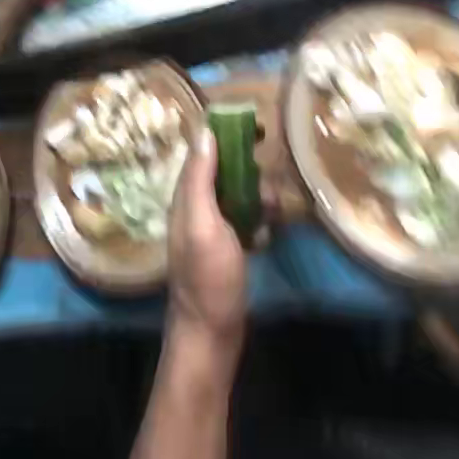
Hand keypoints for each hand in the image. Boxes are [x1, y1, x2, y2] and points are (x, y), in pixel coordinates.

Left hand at [166, 128, 247, 348]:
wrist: (213, 334)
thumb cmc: (208, 277)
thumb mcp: (203, 222)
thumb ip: (200, 178)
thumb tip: (204, 131)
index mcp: (186, 195)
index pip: (202, 150)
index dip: (224, 133)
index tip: (254, 124)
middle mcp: (197, 205)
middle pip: (224, 170)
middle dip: (248, 167)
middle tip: (269, 175)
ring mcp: (214, 226)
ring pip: (240, 194)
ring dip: (259, 197)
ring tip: (272, 212)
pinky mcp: (229, 245)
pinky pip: (248, 219)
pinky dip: (260, 222)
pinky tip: (267, 237)